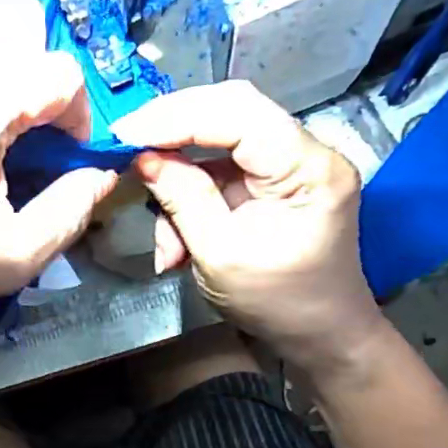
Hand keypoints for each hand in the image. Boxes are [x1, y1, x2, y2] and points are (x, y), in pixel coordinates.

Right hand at [113, 80, 392, 376]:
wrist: (320, 335)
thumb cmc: (279, 304)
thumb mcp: (221, 255)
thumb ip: (184, 200)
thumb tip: (144, 158)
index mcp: (309, 167)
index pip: (240, 113)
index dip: (178, 116)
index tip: (127, 132)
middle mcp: (307, 151)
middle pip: (230, 112)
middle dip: (174, 132)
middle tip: (126, 148)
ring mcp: (289, 164)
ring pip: (217, 145)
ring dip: (179, 185)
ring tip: (166, 243)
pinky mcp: (271, 181)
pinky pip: (220, 172)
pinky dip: (191, 200)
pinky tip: (177, 243)